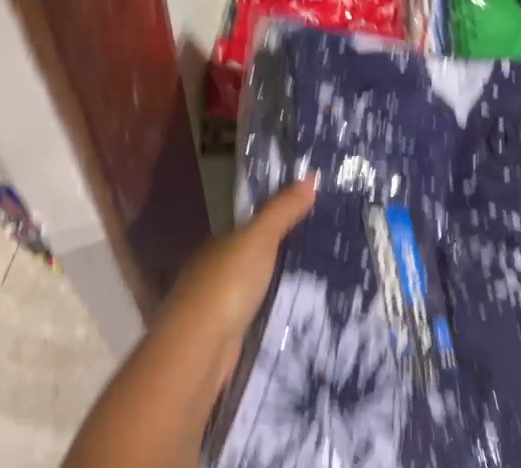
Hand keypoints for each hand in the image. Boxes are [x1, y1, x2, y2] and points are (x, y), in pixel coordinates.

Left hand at [158, 179, 316, 378]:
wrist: (201, 345)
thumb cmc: (228, 283)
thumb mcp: (259, 238)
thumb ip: (282, 211)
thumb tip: (310, 175)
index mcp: (217, 243)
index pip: (247, 227)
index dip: (274, 222)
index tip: (307, 221)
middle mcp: (211, 270)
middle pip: (248, 258)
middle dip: (275, 256)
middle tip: (319, 254)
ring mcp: (215, 305)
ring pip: (250, 288)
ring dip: (272, 286)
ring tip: (314, 285)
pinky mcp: (224, 336)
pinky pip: (252, 316)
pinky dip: (267, 312)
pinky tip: (289, 315)